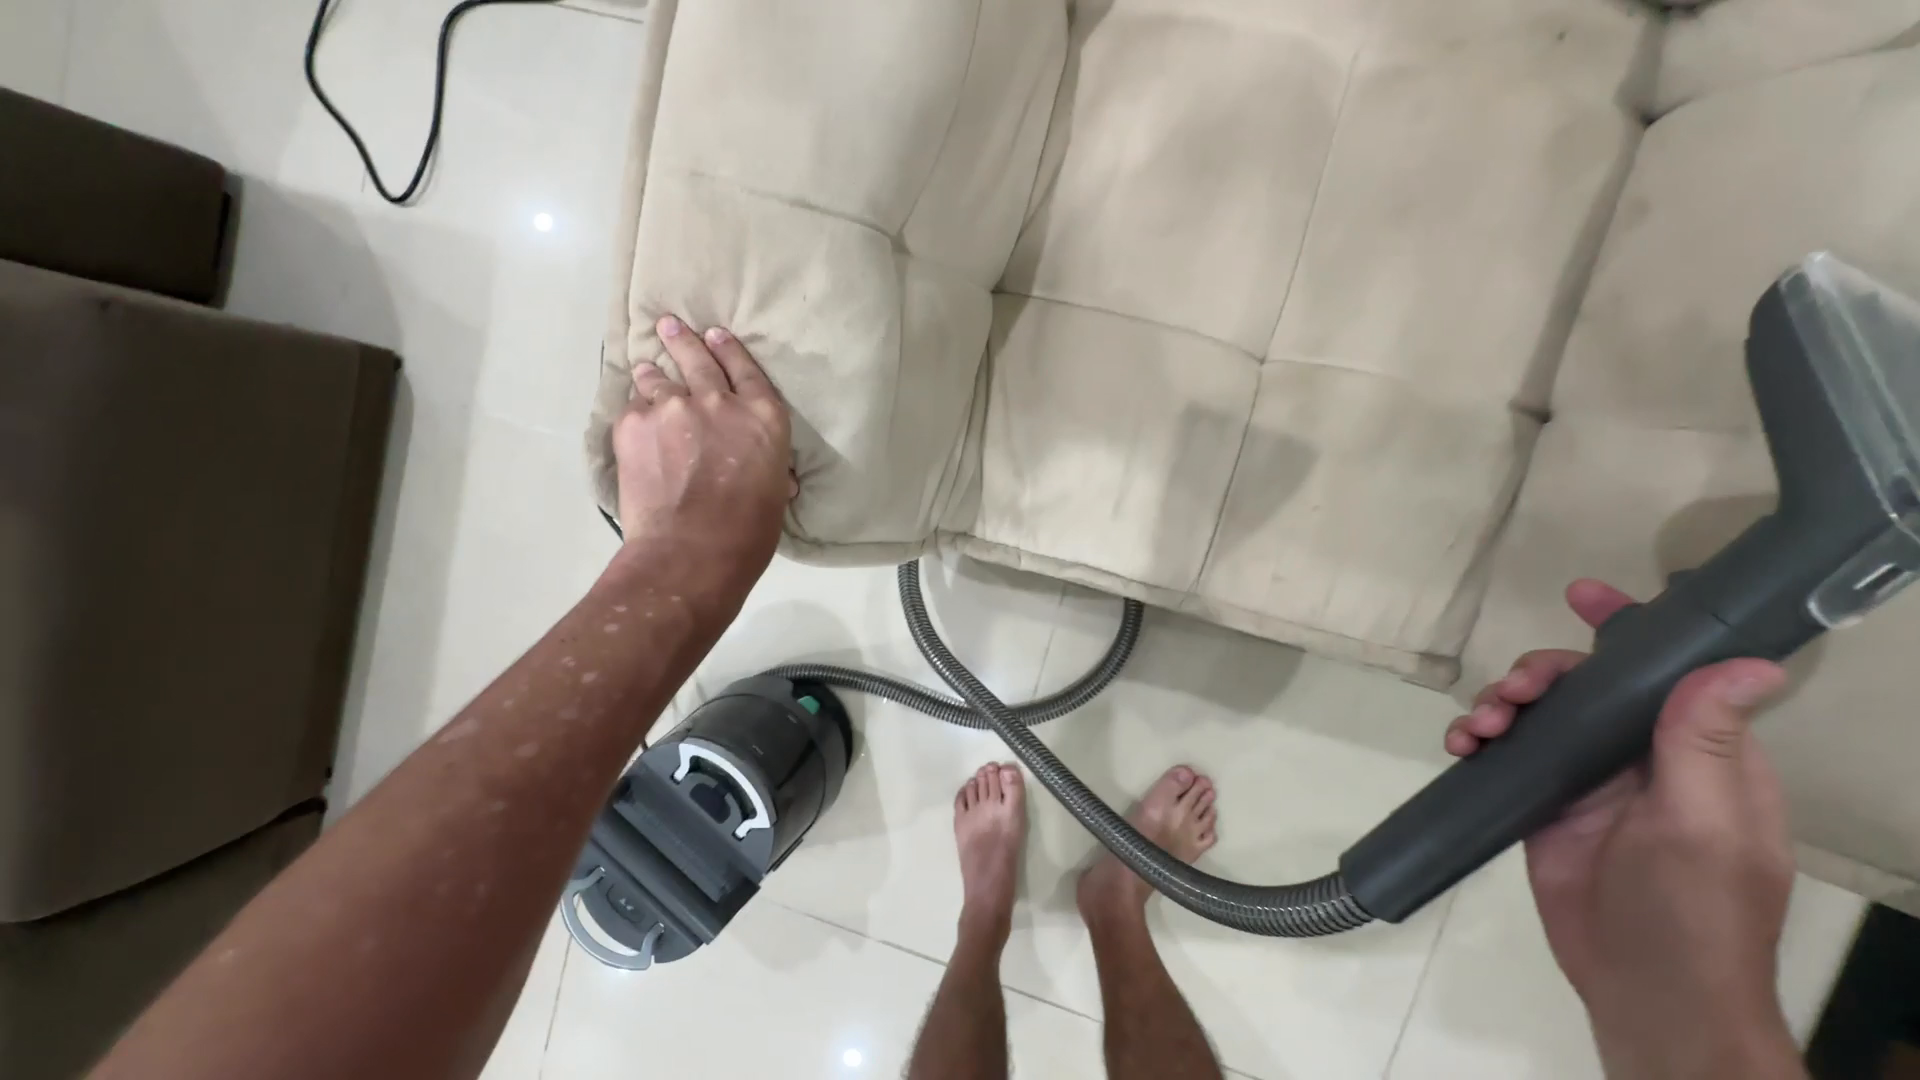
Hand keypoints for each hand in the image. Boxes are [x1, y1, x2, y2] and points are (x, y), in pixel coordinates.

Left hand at [612, 316, 794, 570]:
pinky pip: (633, 408)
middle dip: (684, 340)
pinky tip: (634, 422)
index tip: (716, 335)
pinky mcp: (633, 423)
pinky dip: (636, 413)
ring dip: (653, 374)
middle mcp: (719, 401)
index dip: (730, 350)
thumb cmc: (748, 532)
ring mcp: (672, 407)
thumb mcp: (774, 494)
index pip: (746, 370)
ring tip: (647, 370)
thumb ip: (770, 470)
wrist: (692, 550)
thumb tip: (778, 477)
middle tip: (670, 326)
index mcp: (763, 418)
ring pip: (658, 379)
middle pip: (699, 359)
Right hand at [1448, 581, 1802, 1078]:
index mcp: (1699, 755)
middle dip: (1541, 676)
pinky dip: (1479, 739)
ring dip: (1501, 705)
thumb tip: (1747, 663)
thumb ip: (1705, 743)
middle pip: (1584, 688)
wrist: (1641, 991)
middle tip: (1511, 695)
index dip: (1629, 629)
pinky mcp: (1544, 803)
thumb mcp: (1702, 824)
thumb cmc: (1689, 909)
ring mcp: (1588, 781)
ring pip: (1538, 715)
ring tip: (1476, 727)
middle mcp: (1642, 758)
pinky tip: (1459, 746)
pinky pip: (1507, 752)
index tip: (1580, 595)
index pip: (1667, 673)